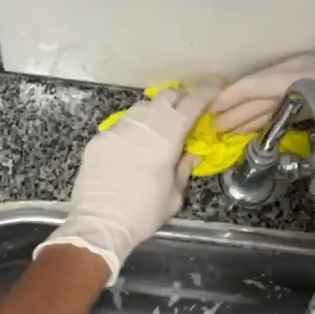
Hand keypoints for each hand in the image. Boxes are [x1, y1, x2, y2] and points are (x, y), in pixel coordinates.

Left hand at [37, 85, 217, 281]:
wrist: (100, 223)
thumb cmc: (144, 212)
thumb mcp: (175, 195)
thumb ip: (184, 169)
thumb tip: (191, 155)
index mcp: (168, 135)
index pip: (192, 102)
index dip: (206, 93)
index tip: (214, 90)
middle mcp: (144, 123)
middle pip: (166, 96)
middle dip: (179, 100)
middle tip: (184, 115)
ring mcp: (119, 128)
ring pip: (141, 108)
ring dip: (154, 114)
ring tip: (156, 132)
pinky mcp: (100, 138)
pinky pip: (121, 126)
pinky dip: (132, 131)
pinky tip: (131, 149)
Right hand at [212, 54, 314, 170]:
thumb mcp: (314, 94)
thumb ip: (277, 95)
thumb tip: (245, 98)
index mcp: (300, 66)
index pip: (256, 82)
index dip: (231, 96)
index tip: (208, 109)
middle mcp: (305, 73)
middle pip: (263, 91)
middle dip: (237, 108)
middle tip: (213, 127)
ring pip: (275, 103)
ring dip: (252, 117)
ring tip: (231, 132)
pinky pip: (289, 111)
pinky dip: (272, 121)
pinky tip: (262, 131)